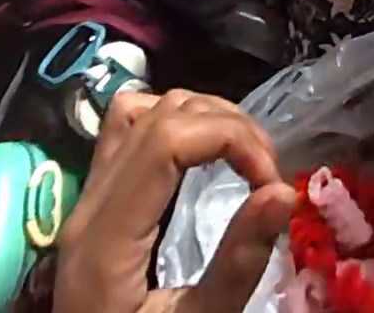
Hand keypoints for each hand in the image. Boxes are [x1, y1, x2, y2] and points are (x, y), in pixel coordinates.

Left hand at [56, 90, 295, 312]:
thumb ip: (236, 266)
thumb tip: (284, 192)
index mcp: (105, 237)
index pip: (168, 139)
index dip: (231, 139)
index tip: (271, 180)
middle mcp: (91, 200)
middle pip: (164, 116)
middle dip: (229, 128)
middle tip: (267, 174)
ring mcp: (89, 191)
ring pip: (150, 108)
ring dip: (206, 116)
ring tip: (244, 154)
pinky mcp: (97, 192)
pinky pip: (129, 122)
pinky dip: (172, 116)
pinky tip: (198, 142)